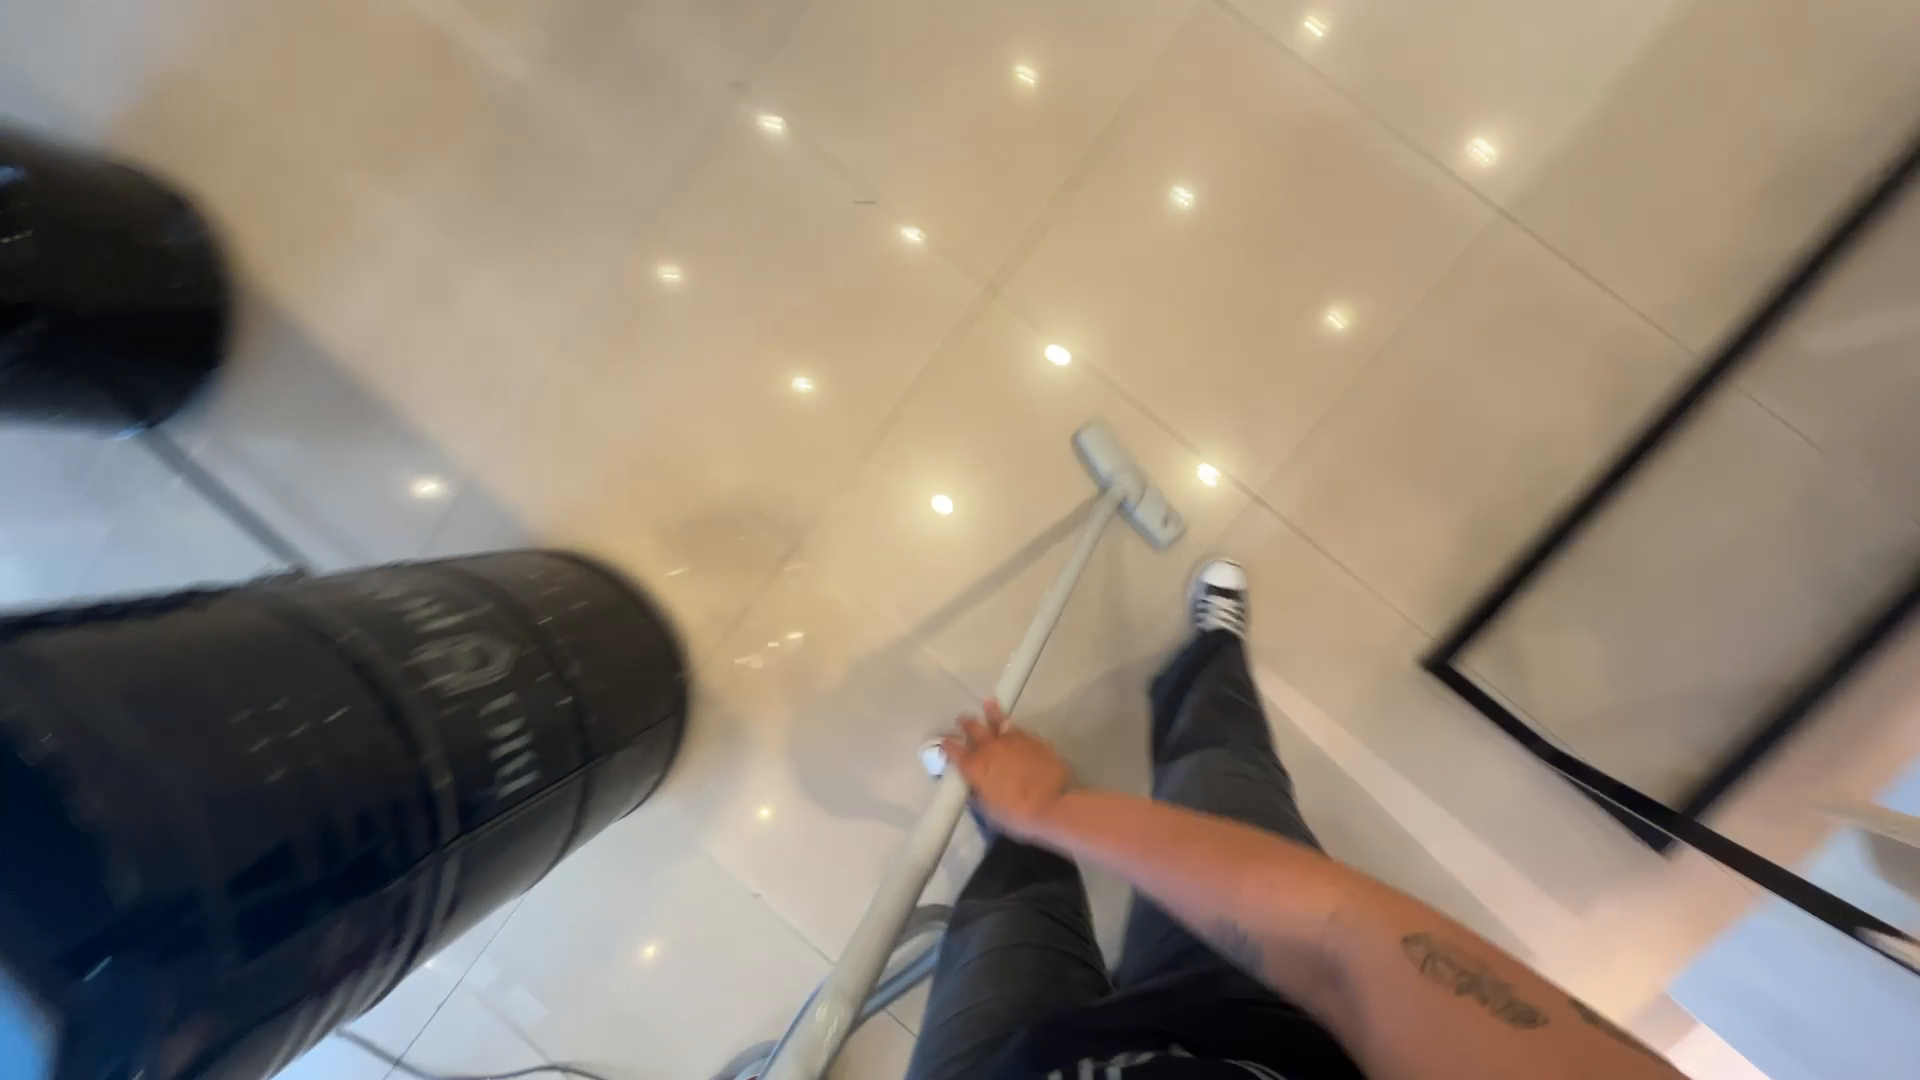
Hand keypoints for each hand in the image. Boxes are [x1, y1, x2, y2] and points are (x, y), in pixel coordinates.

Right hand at [939, 700, 1075, 840]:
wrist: (1053, 802)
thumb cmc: (1017, 814)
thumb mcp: (989, 811)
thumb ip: (979, 795)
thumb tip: (974, 788)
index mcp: (974, 767)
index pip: (954, 751)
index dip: (947, 746)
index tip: (944, 742)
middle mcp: (989, 748)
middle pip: (973, 728)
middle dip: (966, 723)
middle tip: (962, 719)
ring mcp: (1011, 740)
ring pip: (998, 720)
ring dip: (991, 711)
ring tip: (988, 702)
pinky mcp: (1031, 738)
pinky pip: (1017, 727)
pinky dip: (1011, 724)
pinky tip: (1012, 723)